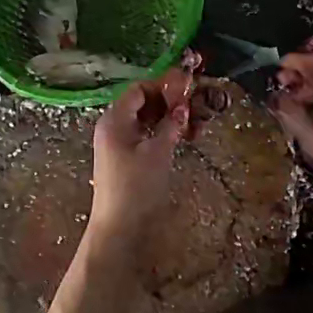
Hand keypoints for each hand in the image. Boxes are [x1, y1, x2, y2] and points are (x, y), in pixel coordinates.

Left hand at [89, 70, 186, 238]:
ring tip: (197, 125)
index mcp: (115, 119)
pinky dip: (164, 133)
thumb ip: (171, 124)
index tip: (189, 89)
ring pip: (147, 119)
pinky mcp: (126, 158)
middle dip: (171, 102)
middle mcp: (114, 126)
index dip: (163, 86)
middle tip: (198, 107)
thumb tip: (183, 104)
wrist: (119, 227)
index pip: (139, 88)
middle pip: (143, 102)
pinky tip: (185, 138)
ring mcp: (119, 143)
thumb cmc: (137, 186)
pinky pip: (146, 135)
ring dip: (171, 118)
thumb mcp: (158, 152)